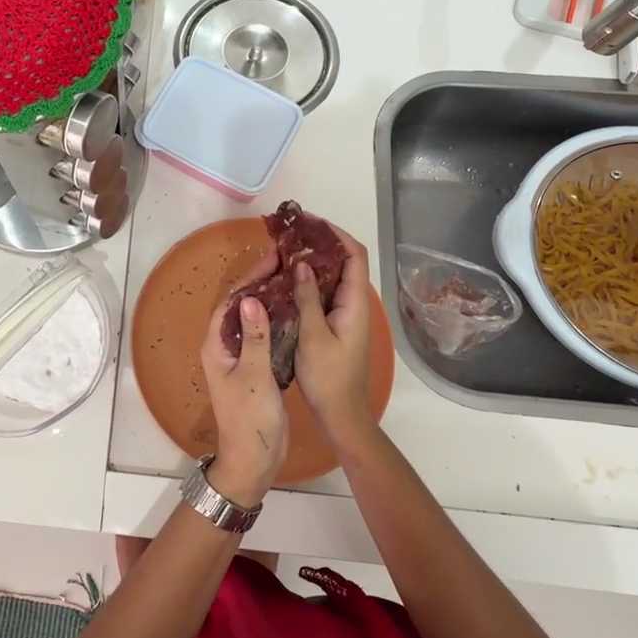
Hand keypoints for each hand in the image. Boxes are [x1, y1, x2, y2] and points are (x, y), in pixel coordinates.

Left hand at [198, 254, 286, 507]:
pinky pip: (265, 336)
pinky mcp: (256, 369)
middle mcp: (225, 346)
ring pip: (254, 319)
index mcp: (217, 345)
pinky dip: (279, 320)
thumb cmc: (249, 418)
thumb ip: (255, 337)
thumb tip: (251, 299)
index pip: (231, 301)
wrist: (253, 460)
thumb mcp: (254, 376)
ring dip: (271, 299)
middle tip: (287, 261)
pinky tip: (297, 310)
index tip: (273, 258)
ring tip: (294, 277)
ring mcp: (241, 357)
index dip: (250, 278)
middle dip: (261, 283)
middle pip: (241, 306)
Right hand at [293, 224, 376, 448]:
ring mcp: (344, 314)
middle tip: (288, 234)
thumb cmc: (329, 378)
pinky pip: (322, 293)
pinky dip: (306, 281)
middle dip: (318, 242)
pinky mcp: (333, 324)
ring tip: (281, 251)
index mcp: (355, 303)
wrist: (340, 415)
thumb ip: (307, 297)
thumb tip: (301, 262)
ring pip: (331, 276)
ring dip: (310, 261)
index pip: (354, 254)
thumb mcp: (313, 336)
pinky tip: (283, 281)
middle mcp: (353, 303)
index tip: (307, 222)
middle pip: (342, 261)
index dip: (334, 233)